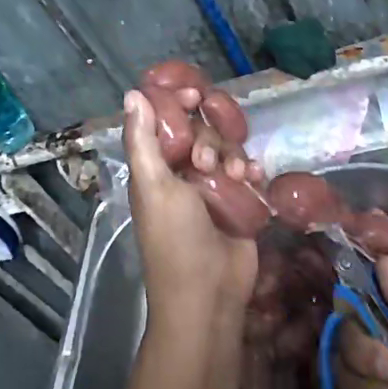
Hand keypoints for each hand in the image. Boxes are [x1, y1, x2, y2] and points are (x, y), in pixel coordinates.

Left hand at [122, 88, 258, 323]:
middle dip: (209, 138)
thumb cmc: (175, 239)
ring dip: (233, 154)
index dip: (180, 104)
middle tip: (206, 163)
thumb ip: (142, 139)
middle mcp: (183, 174)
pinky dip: (253, 169)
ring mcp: (214, 189)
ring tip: (237, 175)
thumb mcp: (153, 186)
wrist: (209, 295)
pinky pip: (249, 171)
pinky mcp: (239, 203)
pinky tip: (255, 177)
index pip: (168, 122)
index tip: (196, 94)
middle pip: (202, 131)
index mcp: (157, 169)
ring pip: (228, 148)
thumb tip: (132, 93)